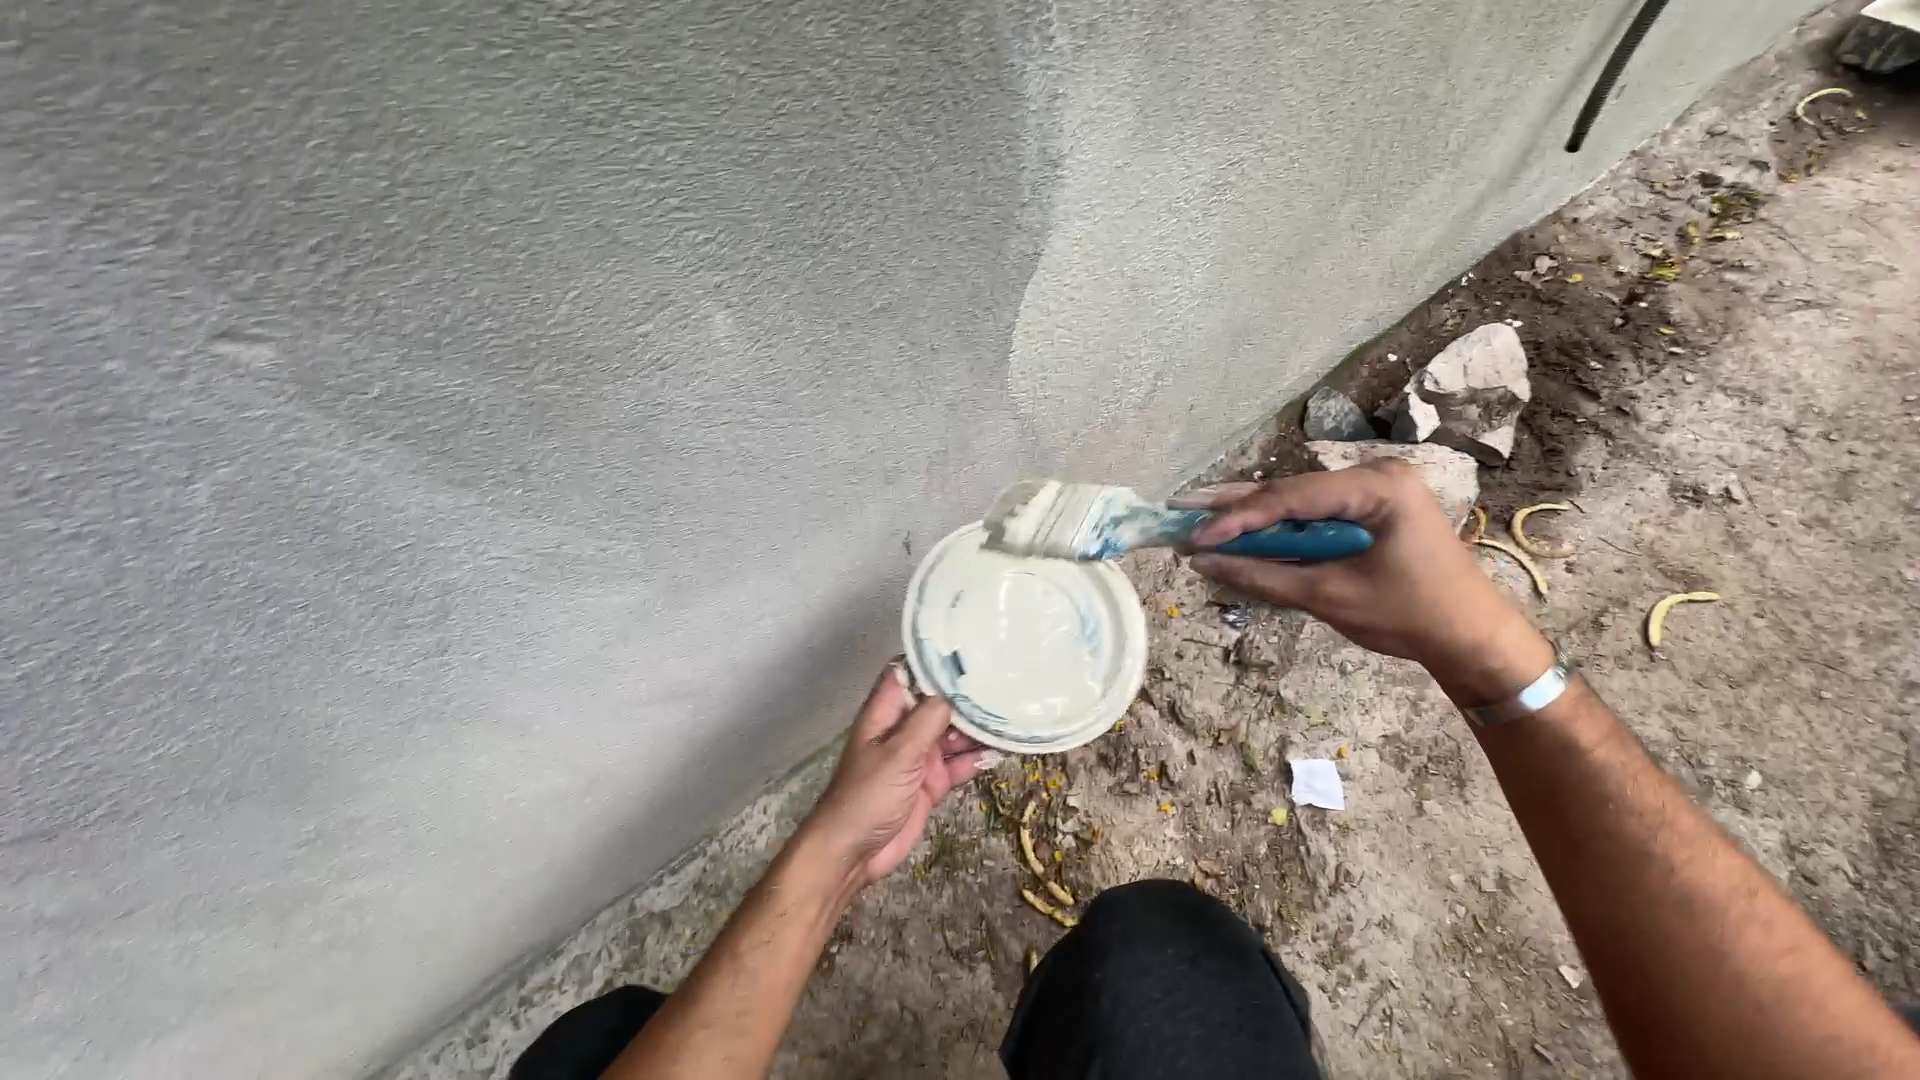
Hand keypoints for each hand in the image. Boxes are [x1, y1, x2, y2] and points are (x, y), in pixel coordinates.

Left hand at [796, 663, 997, 891]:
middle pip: (938, 704)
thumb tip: (953, 693)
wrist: (854, 853)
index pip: (908, 674)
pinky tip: (1002, 750)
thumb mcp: (898, 753)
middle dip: (966, 696)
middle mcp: (903, 730)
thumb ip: (926, 720)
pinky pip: (958, 765)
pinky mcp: (930, 783)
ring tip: (1011, 714)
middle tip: (1004, 682)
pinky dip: (977, 758)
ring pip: (952, 735)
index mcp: (886, 714)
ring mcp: (918, 758)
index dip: (933, 661)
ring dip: (977, 728)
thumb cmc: (867, 796)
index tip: (967, 650)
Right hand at [1178, 462, 1553, 704]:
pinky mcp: (1370, 507)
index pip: (1288, 497)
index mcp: (1377, 487)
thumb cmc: (1408, 617)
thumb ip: (1260, 575)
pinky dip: (1279, 528)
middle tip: (1180, 513)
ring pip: (1296, 501)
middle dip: (1234, 510)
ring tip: (1198, 521)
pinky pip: (1313, 514)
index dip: (1235, 519)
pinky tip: (1240, 532)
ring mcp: (1375, 488)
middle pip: (1288, 492)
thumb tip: (1200, 561)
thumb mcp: (1326, 596)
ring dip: (1251, 518)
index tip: (1193, 538)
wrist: (1472, 637)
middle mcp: (1375, 474)